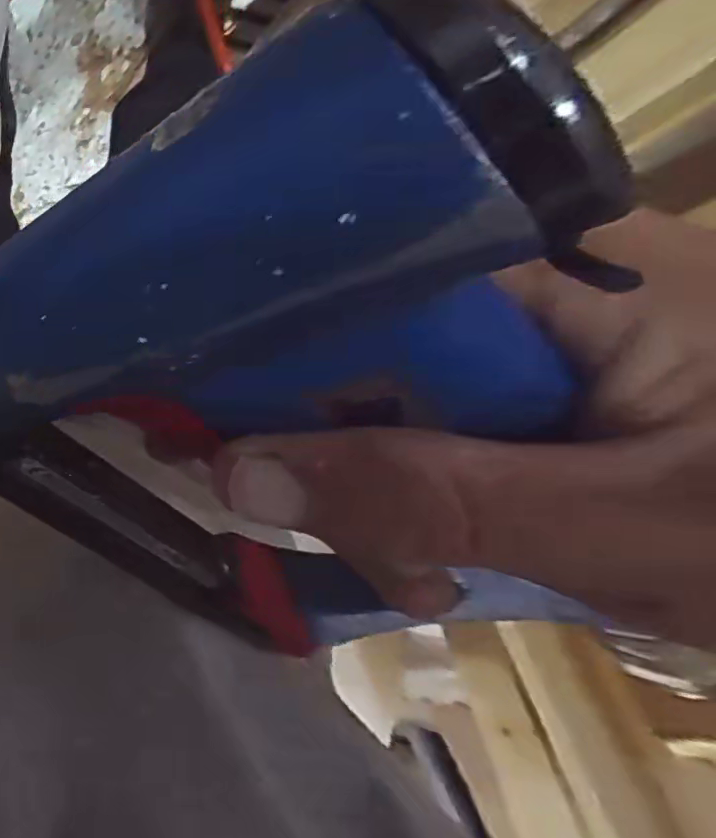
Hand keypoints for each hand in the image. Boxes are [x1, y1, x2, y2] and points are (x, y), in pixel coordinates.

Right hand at [212, 210, 715, 648]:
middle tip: (287, 515)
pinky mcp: (523, 400)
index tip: (198, 413)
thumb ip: (432, 498)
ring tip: (400, 571)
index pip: (352, 275)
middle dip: (311, 438)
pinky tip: (426, 560)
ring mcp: (523, 346)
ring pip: (367, 397)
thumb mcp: (638, 530)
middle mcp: (523, 285)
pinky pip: (409, 430)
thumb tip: (233, 474)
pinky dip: (398, 499)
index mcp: (563, 266)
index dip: (260, 340)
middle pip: (344, 342)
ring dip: (356, 487)